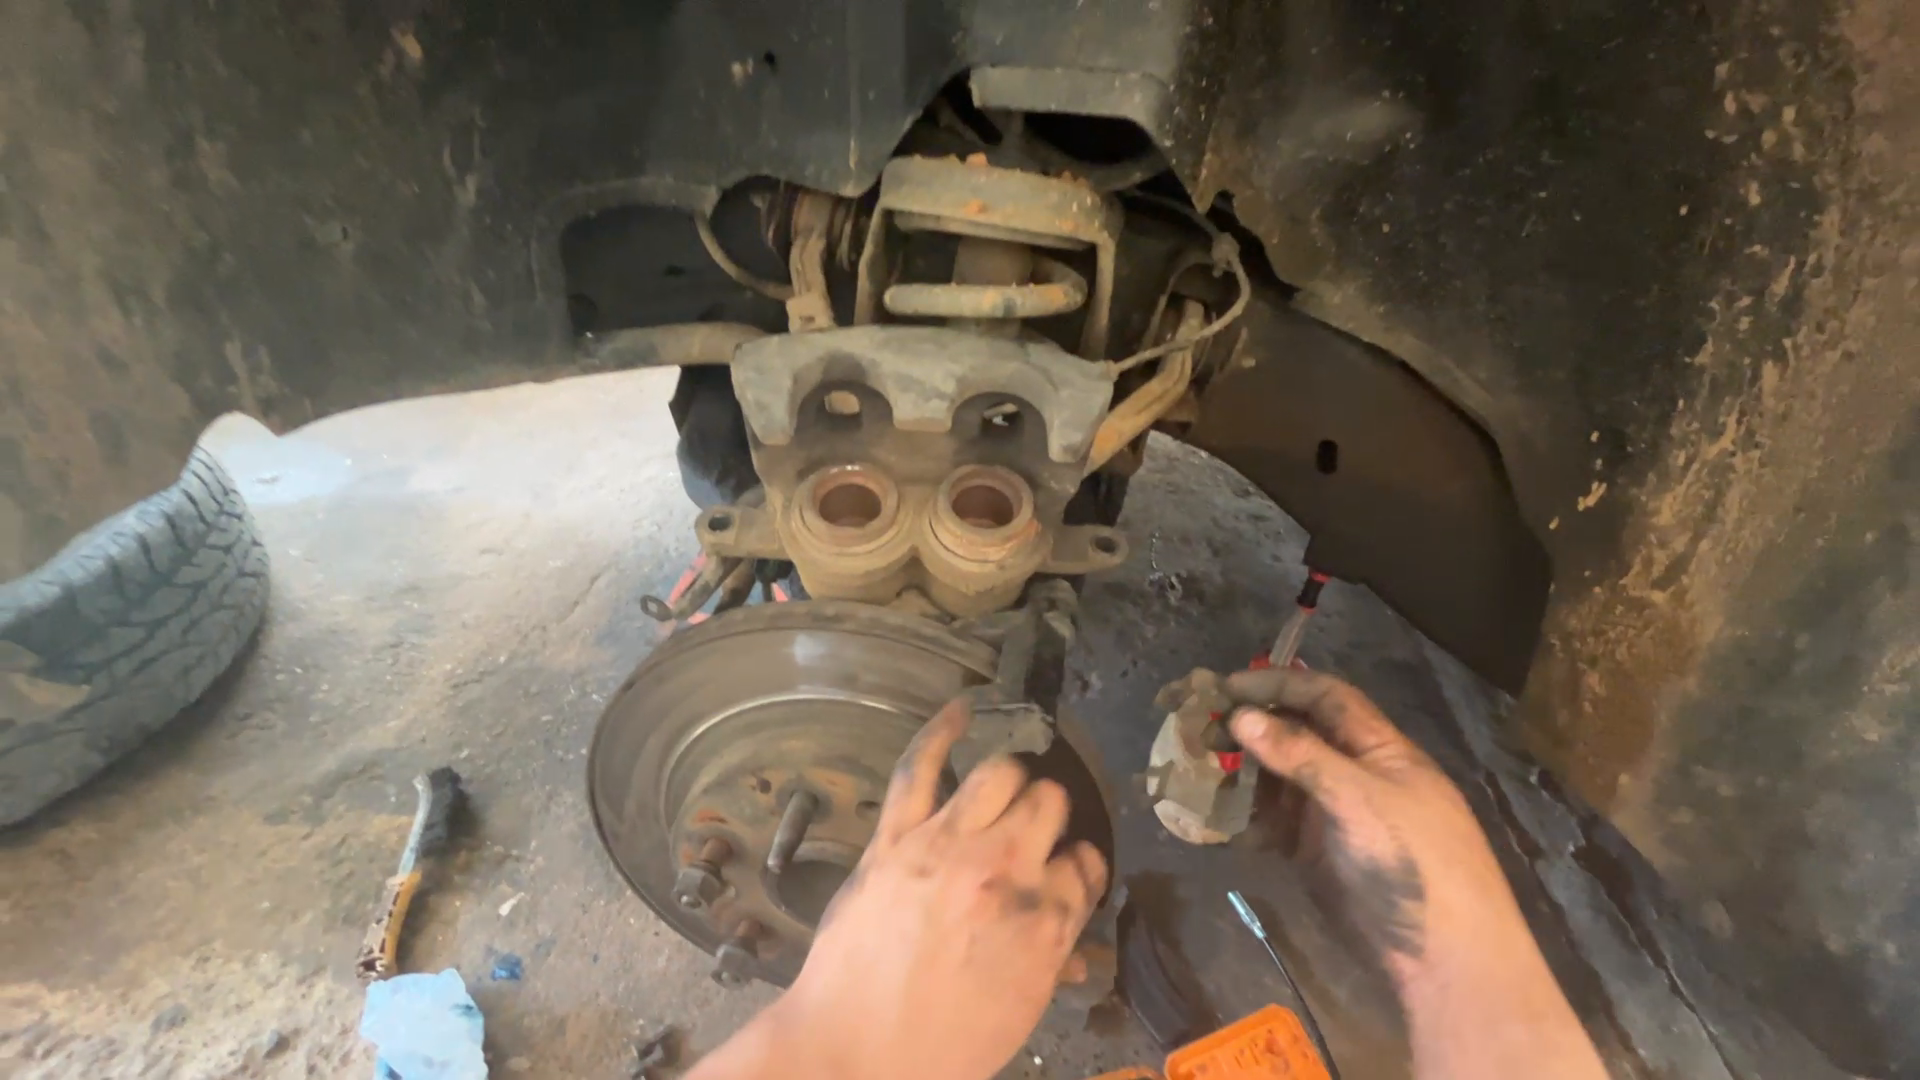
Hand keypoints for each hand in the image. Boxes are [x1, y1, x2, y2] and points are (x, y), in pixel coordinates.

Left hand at [696, 696, 1107, 1079]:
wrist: (848, 1052)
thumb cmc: (939, 1047)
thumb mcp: (1018, 1014)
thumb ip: (1053, 961)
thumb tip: (1075, 938)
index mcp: (1043, 921)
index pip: (1087, 864)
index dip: (1079, 866)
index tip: (1068, 870)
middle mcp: (1005, 869)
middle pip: (1050, 804)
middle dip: (1049, 816)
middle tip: (1033, 832)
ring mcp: (947, 843)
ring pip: (1001, 773)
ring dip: (1011, 779)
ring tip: (1005, 790)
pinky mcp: (896, 834)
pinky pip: (921, 766)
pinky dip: (940, 731)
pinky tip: (961, 709)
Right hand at [1226, 667, 1605, 1079]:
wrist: (1443, 965)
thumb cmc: (1411, 864)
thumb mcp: (1359, 798)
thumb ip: (1300, 754)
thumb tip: (1239, 715)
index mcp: (1380, 750)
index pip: (1326, 698)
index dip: (1279, 685)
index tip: (1228, 687)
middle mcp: (1353, 774)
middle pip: (1296, 735)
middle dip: (1250, 727)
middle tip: (1201, 727)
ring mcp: (1333, 814)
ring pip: (1278, 777)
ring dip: (1239, 770)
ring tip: (1196, 767)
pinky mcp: (1314, 851)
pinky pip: (1271, 820)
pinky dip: (1243, 814)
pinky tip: (1213, 813)